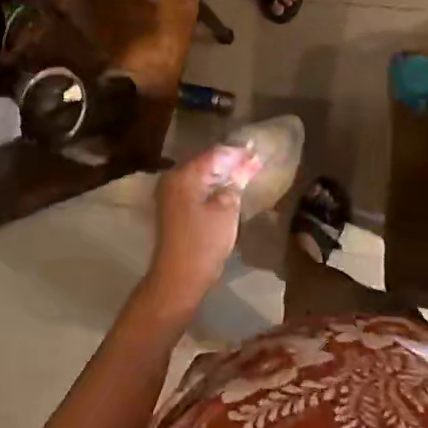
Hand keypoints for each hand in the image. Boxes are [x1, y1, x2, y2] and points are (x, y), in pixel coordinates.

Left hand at [144, 144, 260, 306]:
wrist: (178, 279)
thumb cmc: (204, 242)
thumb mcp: (226, 210)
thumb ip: (236, 182)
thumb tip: (247, 163)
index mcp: (183, 175)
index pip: (214, 154)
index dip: (237, 151)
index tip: (257, 148)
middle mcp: (173, 179)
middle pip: (206, 162)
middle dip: (231, 161)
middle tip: (255, 158)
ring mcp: (170, 193)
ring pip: (202, 175)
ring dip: (223, 174)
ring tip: (247, 170)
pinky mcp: (174, 207)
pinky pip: (197, 188)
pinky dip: (214, 186)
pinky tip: (230, 186)